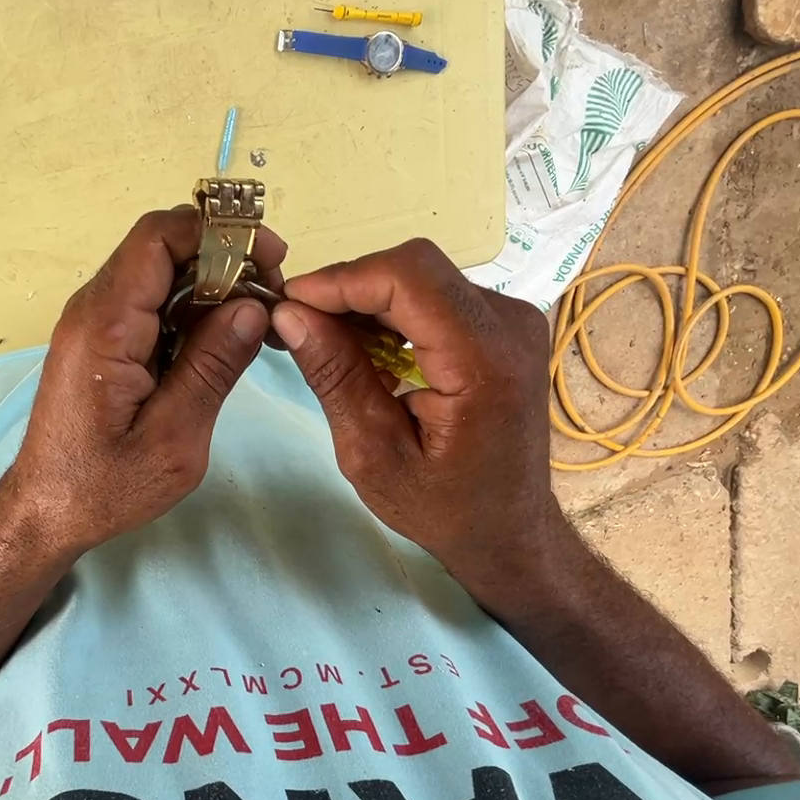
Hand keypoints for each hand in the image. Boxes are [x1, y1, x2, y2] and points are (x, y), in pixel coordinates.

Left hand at [0, 208, 281, 555]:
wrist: (45, 511)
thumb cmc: (104, 486)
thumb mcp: (173, 437)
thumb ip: (212, 368)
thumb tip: (253, 307)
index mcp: (106, 326)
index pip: (158, 237)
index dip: (219, 233)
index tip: (268, 261)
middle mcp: (93, 312)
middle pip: (162, 251)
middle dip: (223, 261)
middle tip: (270, 301)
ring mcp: (93, 327)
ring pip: (159, 279)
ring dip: (210, 290)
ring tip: (256, 326)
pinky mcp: (100, 345)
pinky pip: (149, 308)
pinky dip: (189, 315)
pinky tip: (221, 345)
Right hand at [270, 239, 569, 602]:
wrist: (508, 529)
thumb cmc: (442, 508)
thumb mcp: (373, 454)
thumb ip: (336, 377)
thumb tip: (289, 316)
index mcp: (484, 360)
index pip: (408, 277)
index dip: (341, 280)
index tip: (288, 304)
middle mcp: (509, 324)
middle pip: (414, 269)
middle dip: (346, 289)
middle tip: (294, 324)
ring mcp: (511, 320)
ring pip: (421, 278)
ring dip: (364, 301)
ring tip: (319, 338)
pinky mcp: (502, 327)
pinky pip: (435, 297)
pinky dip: (389, 313)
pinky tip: (359, 347)